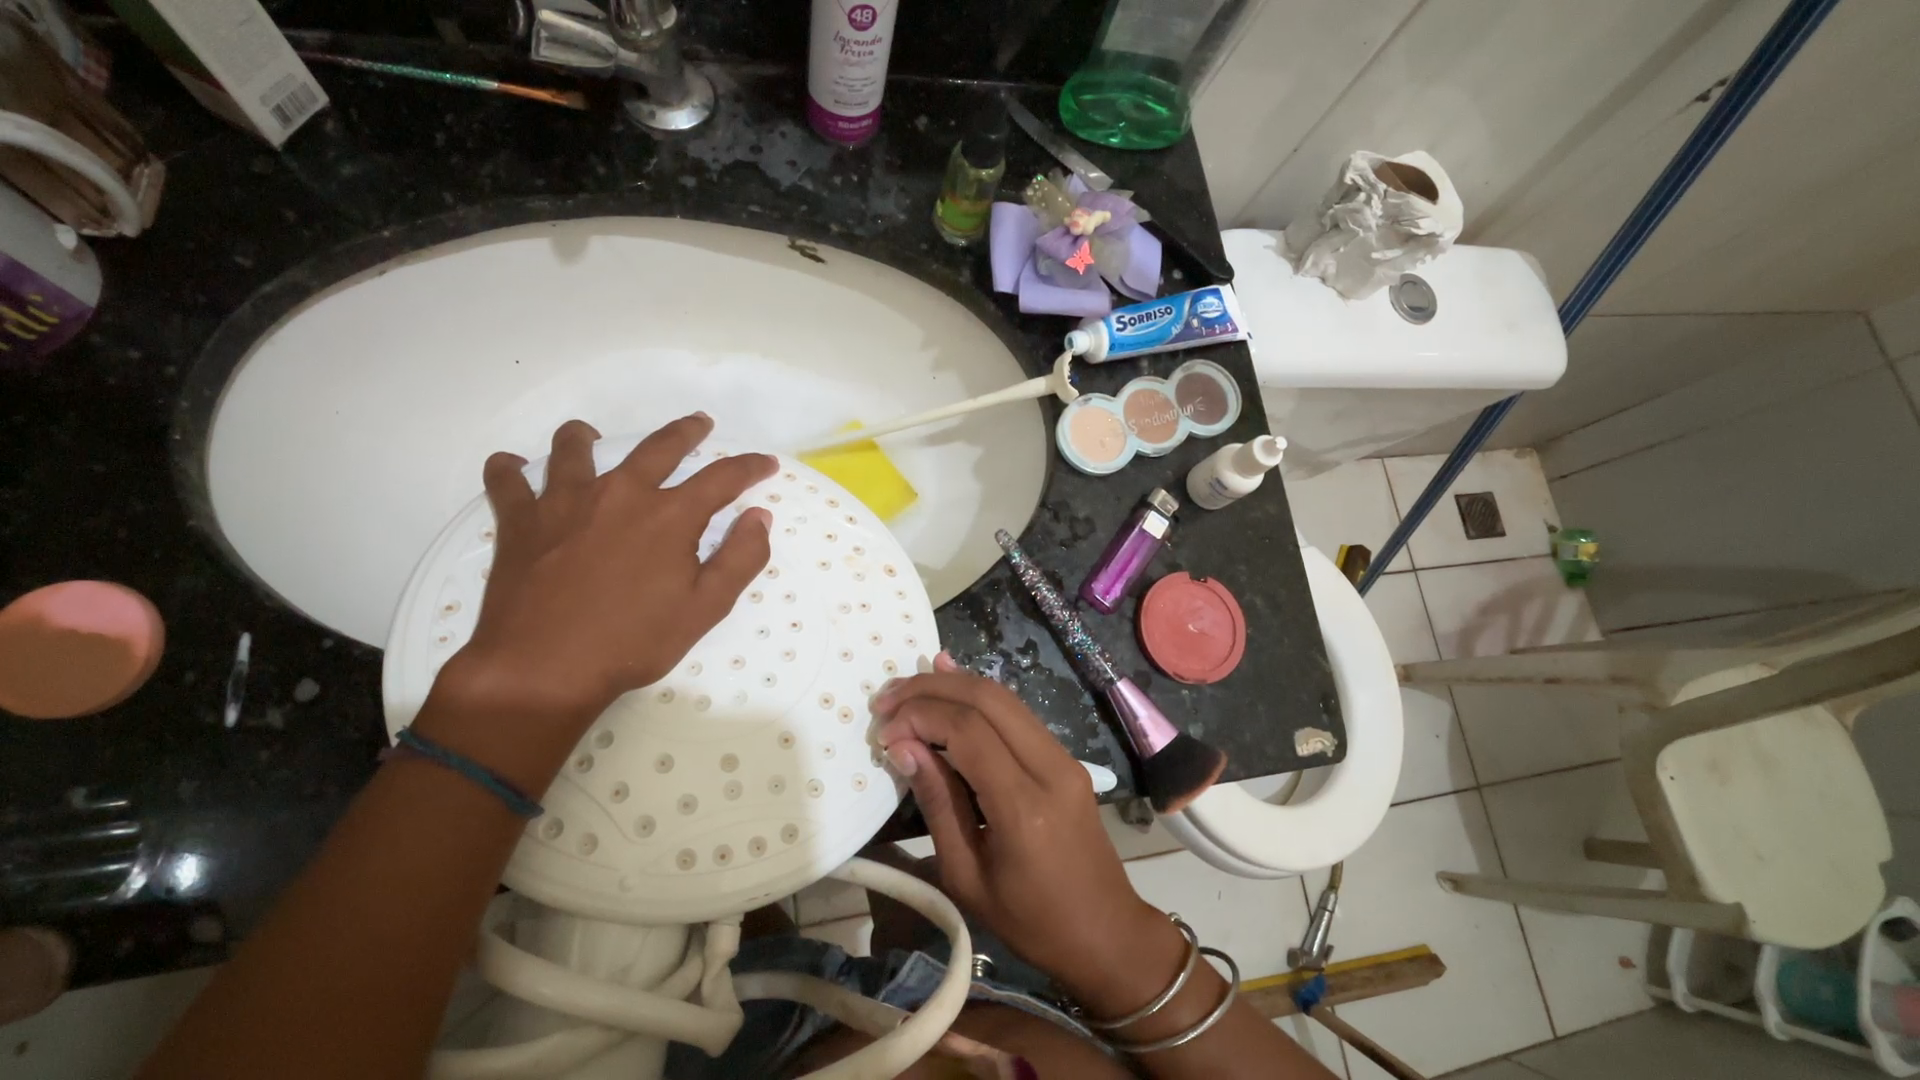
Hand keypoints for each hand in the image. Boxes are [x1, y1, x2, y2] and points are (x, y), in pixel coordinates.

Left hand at [430, 415, 774, 736]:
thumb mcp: (705, 609)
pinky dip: (511, 470)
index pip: (722, 477)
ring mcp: (564, 502)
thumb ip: (741, 558)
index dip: (749, 467)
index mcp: (670, 515)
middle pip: (659, 447)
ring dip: (587, 437)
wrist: (543, 668)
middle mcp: (620, 493)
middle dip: (686, 431)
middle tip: (700, 424)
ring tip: (591, 436)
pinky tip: (514, 470)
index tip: (766, 463)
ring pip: (574, 448)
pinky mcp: (520, 521)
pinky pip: (507, 480)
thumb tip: (758, 516)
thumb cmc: (633, 643)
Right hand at [872, 655, 1170, 998]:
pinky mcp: (1067, 759)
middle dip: (932, 689)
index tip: (884, 732)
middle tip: (887, 700)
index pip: (968, 731)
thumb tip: (903, 748)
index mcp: (1024, 806)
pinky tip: (950, 688)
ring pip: (1006, 698)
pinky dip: (980, 699)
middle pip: (988, 699)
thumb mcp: (967, 876)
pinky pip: (1019, 715)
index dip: (920, 718)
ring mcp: (1065, 759)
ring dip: (954, 687)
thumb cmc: (1031, 922)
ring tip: (907, 691)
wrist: (1106, 933)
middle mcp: (1051, 768)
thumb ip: (938, 804)